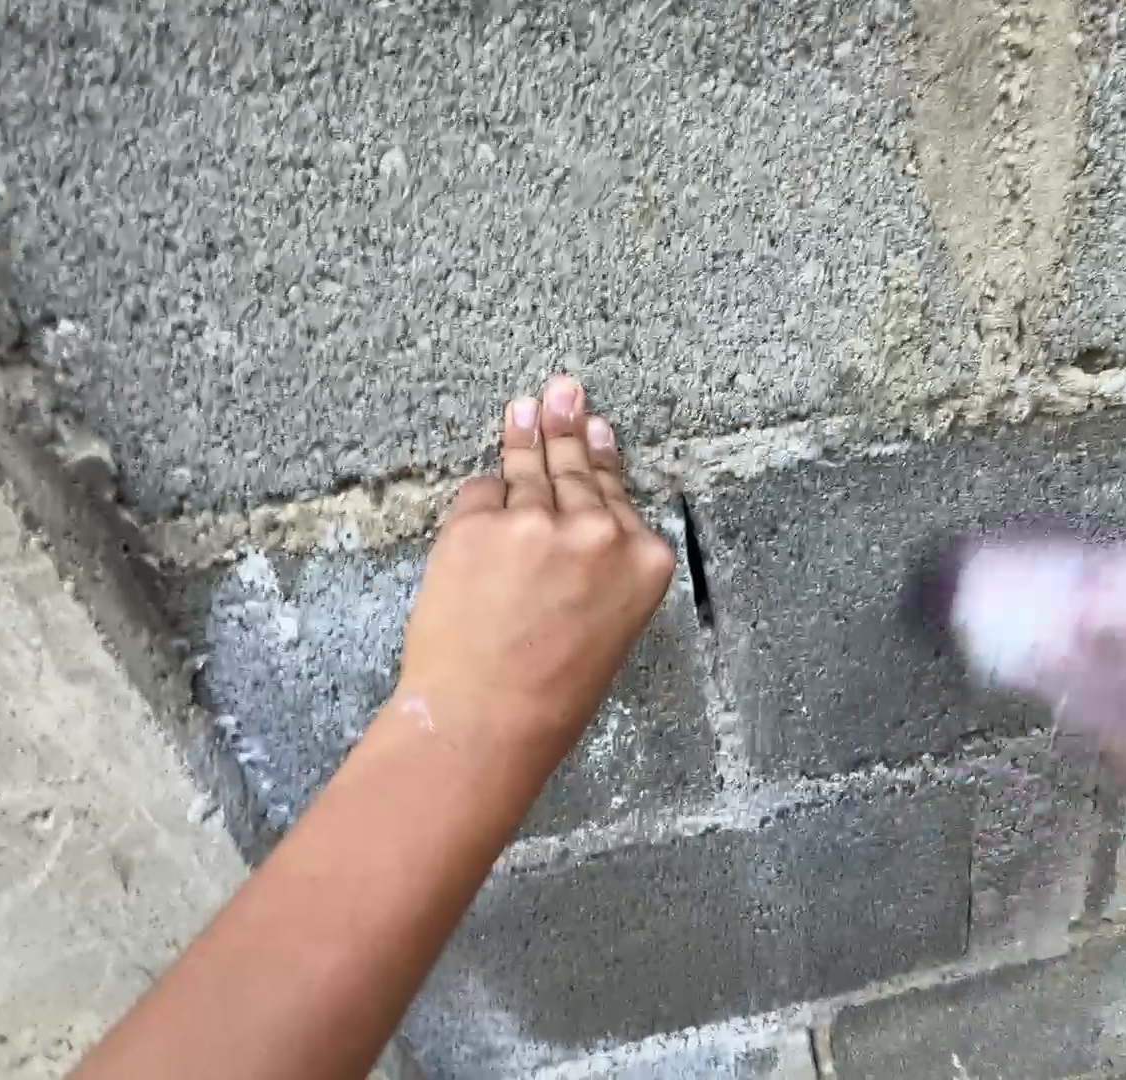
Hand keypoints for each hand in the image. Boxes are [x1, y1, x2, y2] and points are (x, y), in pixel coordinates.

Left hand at [388, 374, 675, 767]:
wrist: (491, 720)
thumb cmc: (556, 687)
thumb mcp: (611, 620)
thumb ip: (605, 563)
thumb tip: (580, 513)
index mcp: (645, 560)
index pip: (619, 496)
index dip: (606, 459)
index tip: (600, 426)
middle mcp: (600, 532)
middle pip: (580, 470)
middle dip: (569, 427)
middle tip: (565, 389)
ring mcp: (538, 523)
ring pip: (530, 469)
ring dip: (527, 434)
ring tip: (528, 405)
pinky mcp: (480, 525)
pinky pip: (482, 495)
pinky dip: (483, 497)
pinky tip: (490, 475)